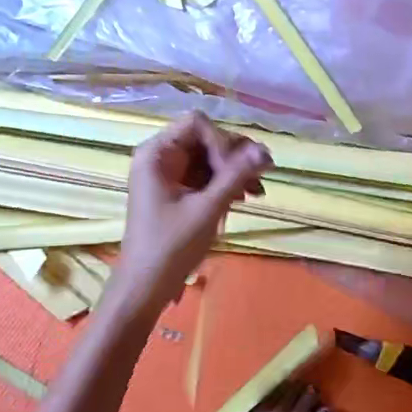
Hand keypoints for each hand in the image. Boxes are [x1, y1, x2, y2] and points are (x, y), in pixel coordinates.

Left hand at [116, 112, 270, 304]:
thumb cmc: (170, 247)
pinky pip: (205, 176)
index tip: (234, 173)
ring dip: (234, 171)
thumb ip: (236, 176)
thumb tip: (265, 151)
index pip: (198, 124)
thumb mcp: (207, 209)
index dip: (222, 142)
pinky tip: (244, 197)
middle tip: (261, 178)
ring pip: (209, 157)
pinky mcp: (176, 191)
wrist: (145, 287)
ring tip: (257, 192)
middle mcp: (160, 156)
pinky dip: (225, 184)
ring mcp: (168, 174)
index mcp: (156, 153)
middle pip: (206, 138)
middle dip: (234, 157)